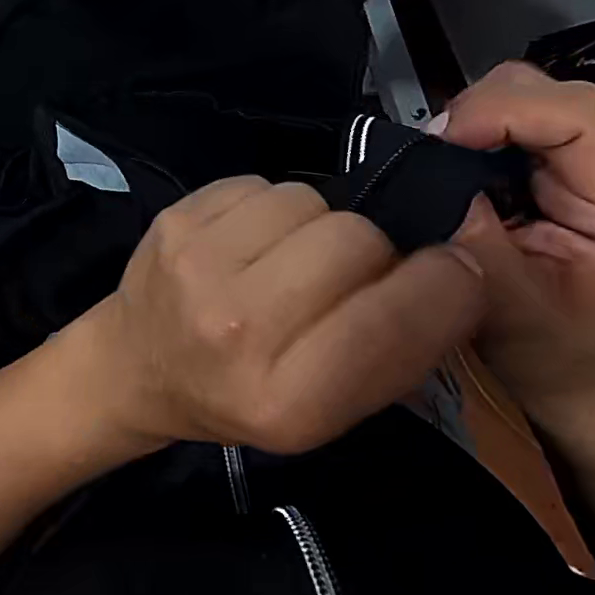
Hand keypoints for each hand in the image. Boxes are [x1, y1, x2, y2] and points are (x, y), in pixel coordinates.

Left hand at [80, 176, 485, 454]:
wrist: (137, 363)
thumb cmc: (239, 397)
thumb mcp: (326, 413)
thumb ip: (395, 351)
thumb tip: (456, 270)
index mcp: (285, 400)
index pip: (389, 322)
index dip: (442, 285)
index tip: (454, 268)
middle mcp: (236, 328)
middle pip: (354, 238)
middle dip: (372, 250)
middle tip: (350, 272)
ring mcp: (198, 262)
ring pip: (310, 198)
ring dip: (319, 223)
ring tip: (292, 255)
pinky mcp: (178, 216)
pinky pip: (263, 181)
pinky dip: (273, 206)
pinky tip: (253, 238)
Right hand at [440, 63, 594, 407]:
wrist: (565, 364)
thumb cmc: (546, 350)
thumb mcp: (505, 307)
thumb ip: (472, 236)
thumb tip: (427, 168)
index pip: (584, 118)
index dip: (506, 110)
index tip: (441, 137)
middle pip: (558, 93)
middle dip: (486, 108)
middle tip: (434, 148)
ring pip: (535, 92)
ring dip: (479, 113)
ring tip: (445, 156)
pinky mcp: (566, 155)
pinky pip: (518, 109)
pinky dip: (479, 122)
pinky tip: (461, 155)